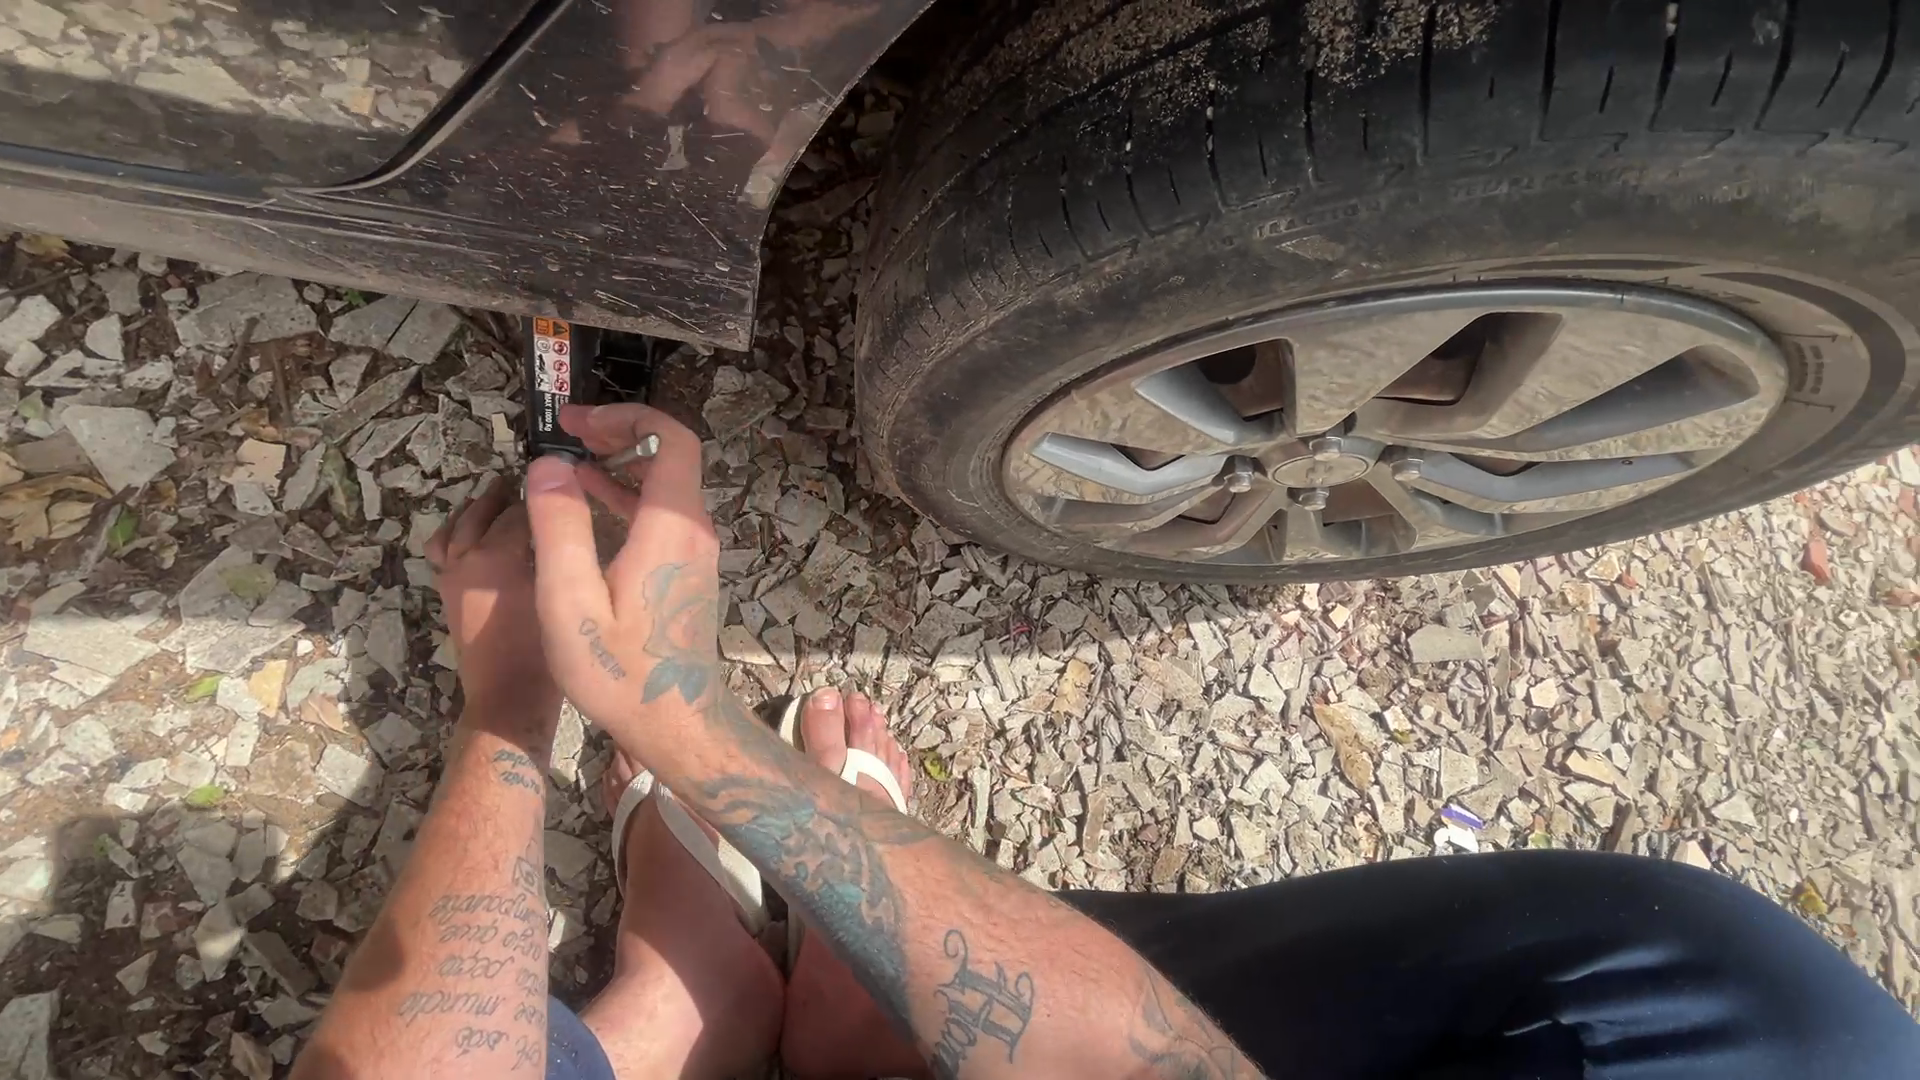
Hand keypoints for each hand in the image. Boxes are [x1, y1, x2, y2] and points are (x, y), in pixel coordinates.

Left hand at [425, 476, 560, 717]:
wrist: (507, 699)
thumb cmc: (545, 650)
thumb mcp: (563, 595)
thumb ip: (561, 553)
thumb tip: (566, 520)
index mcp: (498, 555)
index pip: (526, 509)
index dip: (549, 496)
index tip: (571, 484)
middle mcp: (467, 559)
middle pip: (489, 513)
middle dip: (514, 496)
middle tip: (542, 483)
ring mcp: (452, 576)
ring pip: (458, 526)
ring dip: (480, 508)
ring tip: (501, 496)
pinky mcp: (447, 593)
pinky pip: (444, 548)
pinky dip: (457, 532)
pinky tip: (474, 535)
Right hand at [522, 404, 721, 740]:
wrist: (675, 718)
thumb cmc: (620, 671)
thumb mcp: (570, 601)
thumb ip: (559, 528)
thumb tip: (548, 467)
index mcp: (672, 527)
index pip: (673, 440)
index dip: (629, 418)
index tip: (577, 422)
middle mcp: (694, 531)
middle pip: (670, 457)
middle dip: (619, 435)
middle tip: (567, 435)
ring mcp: (695, 550)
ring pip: (665, 486)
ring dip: (620, 467)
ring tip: (566, 464)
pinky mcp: (688, 569)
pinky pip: (662, 515)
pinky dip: (627, 497)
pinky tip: (587, 502)